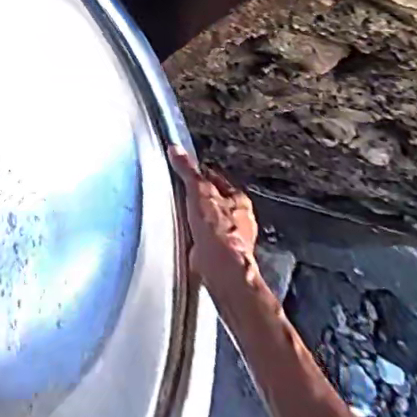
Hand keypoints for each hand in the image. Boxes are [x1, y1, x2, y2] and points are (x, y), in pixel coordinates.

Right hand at [169, 145, 261, 293]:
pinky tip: (184, 230)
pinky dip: (195, 231)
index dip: (199, 172)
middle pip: (215, 199)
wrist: (220, 266)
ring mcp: (231, 236)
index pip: (216, 178)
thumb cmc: (217, 229)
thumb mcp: (198, 190)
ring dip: (197, 215)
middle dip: (198, 194)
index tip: (184, 168)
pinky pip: (205, 234)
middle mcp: (239, 218)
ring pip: (210, 218)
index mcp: (239, 200)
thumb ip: (187, 170)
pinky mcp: (219, 251)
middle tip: (179, 188)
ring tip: (178, 209)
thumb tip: (177, 150)